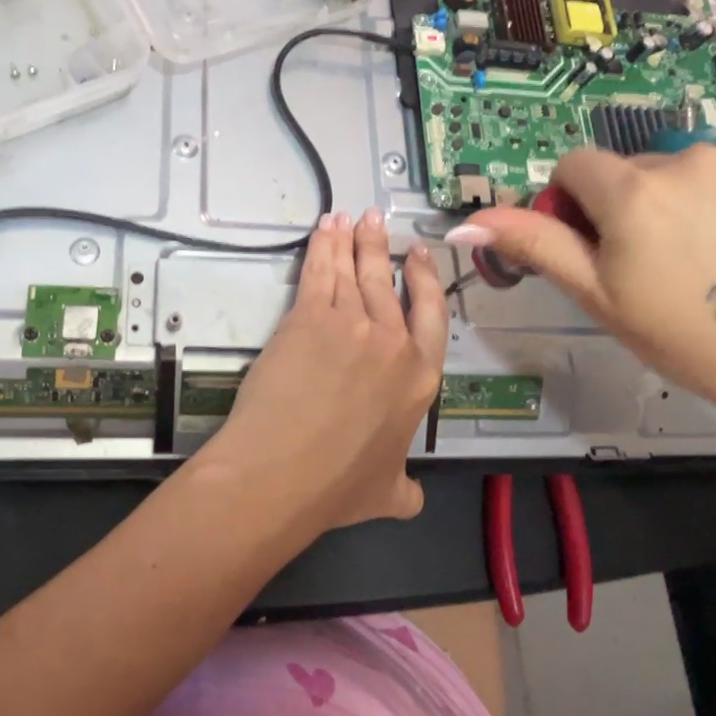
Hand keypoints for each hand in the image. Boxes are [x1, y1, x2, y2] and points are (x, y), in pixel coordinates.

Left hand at [197, 208, 447, 531]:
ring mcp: (351, 324)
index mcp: (420, 379)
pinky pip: (319, 272)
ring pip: (353, 271)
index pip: (431, 315)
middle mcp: (392, 343)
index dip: (425, 280)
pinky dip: (322, 247)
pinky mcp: (309, 316)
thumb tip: (414, 499)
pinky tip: (323, 229)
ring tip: (349, 216)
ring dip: (351, 239)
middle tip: (376, 219)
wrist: (284, 471)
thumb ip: (405, 490)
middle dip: (381, 246)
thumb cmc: (339, 488)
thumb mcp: (388, 494)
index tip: (418, 257)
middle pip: (387, 282)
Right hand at [448, 146, 715, 424]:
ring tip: (701, 261)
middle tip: (651, 267)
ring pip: (677, 172)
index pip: (573, 166)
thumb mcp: (600, 297)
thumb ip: (535, 246)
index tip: (597, 251)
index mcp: (632, 189)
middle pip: (627, 169)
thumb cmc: (689, 339)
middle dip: (625, 207)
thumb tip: (466, 224)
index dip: (573, 206)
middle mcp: (684, 158)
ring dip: (673, 202)